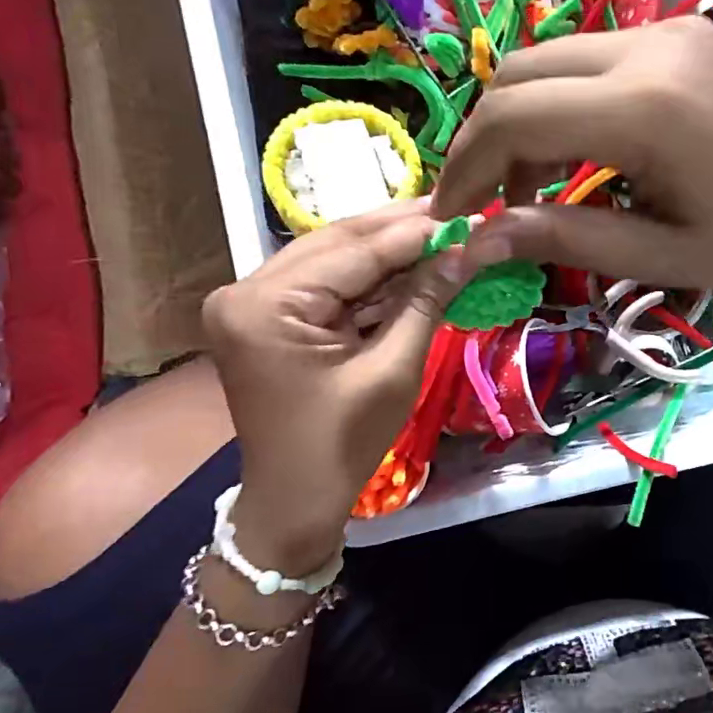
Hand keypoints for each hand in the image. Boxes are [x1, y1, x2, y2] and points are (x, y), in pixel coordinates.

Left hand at [201, 201, 477, 569]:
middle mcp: (247, 291)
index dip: (414, 232)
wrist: (295, 502)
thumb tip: (465, 251)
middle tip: (455, 211)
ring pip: (334, 260)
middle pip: (337, 244)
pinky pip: (327, 285)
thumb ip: (425, 302)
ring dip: (388, 252)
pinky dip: (370, 279)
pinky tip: (411, 264)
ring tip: (442, 231)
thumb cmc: (342, 446)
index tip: (466, 213)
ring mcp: (252, 302)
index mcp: (265, 305)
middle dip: (400, 231)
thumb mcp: (392, 371)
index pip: (353, 251)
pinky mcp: (267, 317)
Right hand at [432, 17, 712, 288]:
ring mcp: (667, 30)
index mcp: (648, 106)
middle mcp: (650, 45)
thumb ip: (563, 239)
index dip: (467, 166)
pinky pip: (589, 61)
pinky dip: (561, 106)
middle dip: (485, 141)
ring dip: (521, 122)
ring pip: (549, 61)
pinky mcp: (679, 35)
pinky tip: (572, 157)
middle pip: (521, 74)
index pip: (517, 115)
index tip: (450, 216)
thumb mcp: (659, 257)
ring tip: (526, 191)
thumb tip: (477, 241)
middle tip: (480, 204)